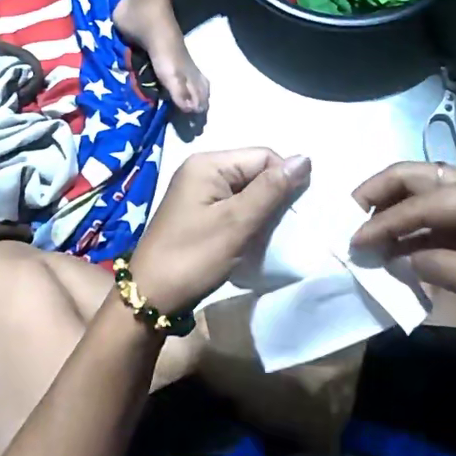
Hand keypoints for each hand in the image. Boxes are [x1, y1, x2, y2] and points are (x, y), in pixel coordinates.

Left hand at [128, 148, 309, 316]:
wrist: (150, 298)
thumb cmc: (194, 257)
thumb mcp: (237, 222)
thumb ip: (272, 189)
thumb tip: (305, 158)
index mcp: (209, 163)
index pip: (264, 156)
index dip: (283, 181)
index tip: (288, 215)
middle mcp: (203, 169)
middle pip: (256, 171)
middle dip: (272, 197)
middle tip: (273, 228)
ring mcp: (200, 191)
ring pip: (249, 190)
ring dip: (261, 211)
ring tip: (261, 236)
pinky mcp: (200, 211)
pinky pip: (236, 205)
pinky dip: (248, 220)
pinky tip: (249, 239)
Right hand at [350, 163, 455, 346]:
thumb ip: (443, 267)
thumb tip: (398, 259)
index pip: (425, 201)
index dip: (385, 223)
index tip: (353, 243)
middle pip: (422, 176)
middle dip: (381, 192)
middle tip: (348, 215)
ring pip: (429, 189)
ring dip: (396, 207)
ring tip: (364, 230)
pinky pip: (442, 212)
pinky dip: (416, 225)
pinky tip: (396, 243)